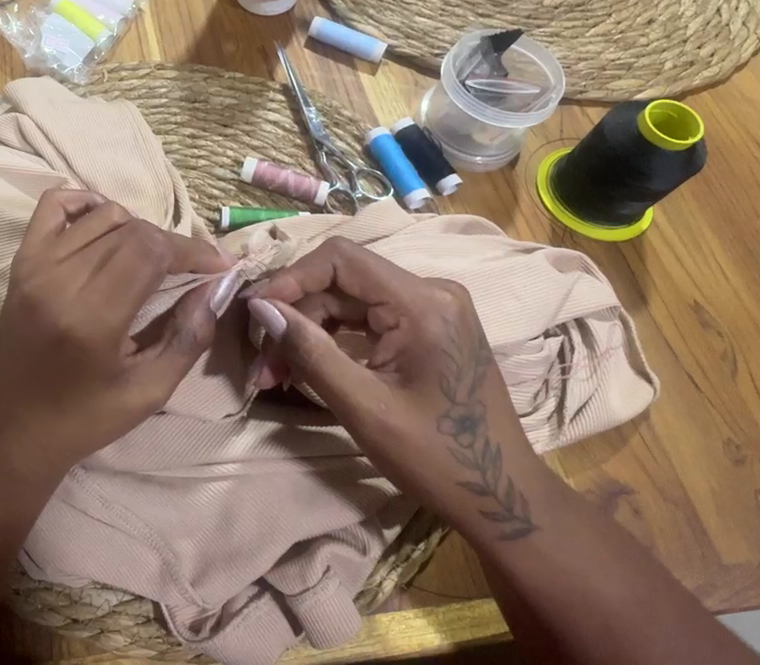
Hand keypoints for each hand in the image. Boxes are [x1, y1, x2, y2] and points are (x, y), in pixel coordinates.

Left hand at [0, 189, 231, 484]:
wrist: (13, 430)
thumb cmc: (85, 419)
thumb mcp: (150, 391)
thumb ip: (189, 336)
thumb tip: (218, 286)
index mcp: (93, 318)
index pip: (152, 250)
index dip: (192, 250)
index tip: (218, 265)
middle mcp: (60, 280)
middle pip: (131, 229)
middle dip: (171, 242)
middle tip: (190, 268)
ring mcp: (35, 266)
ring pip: (101, 215)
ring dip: (136, 227)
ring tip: (151, 259)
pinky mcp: (20, 263)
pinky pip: (54, 207)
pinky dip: (85, 204)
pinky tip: (106, 226)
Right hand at [244, 238, 542, 539]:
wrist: (504, 499)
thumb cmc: (438, 458)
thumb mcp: (364, 407)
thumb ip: (310, 350)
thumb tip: (260, 307)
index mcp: (423, 302)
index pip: (341, 259)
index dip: (291, 278)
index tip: (254, 312)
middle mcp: (430, 292)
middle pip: (341, 283)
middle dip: (295, 317)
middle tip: (261, 364)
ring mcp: (431, 310)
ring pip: (348, 303)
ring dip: (308, 333)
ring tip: (274, 376)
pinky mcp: (427, 330)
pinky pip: (367, 321)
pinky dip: (333, 343)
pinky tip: (305, 371)